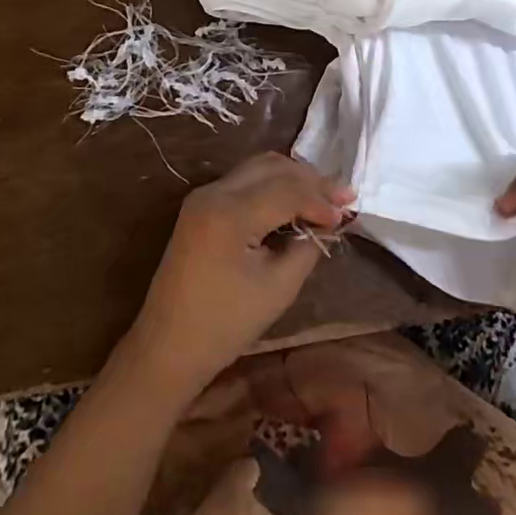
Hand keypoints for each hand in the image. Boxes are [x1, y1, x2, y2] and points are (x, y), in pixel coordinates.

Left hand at [126, 153, 352, 391]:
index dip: (321, 200)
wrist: (167, 347)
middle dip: (312, 180)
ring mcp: (203, 196)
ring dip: (293, 178)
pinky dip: (274, 185)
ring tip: (324, 197)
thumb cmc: (225, 325)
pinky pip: (245, 180)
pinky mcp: (201, 205)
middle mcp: (213, 193)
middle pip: (274, 167)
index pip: (287, 190)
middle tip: (344, 197)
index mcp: (229, 214)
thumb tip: (332, 220)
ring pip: (259, 167)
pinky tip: (295, 201)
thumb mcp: (279, 287)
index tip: (348, 213)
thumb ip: (308, 246)